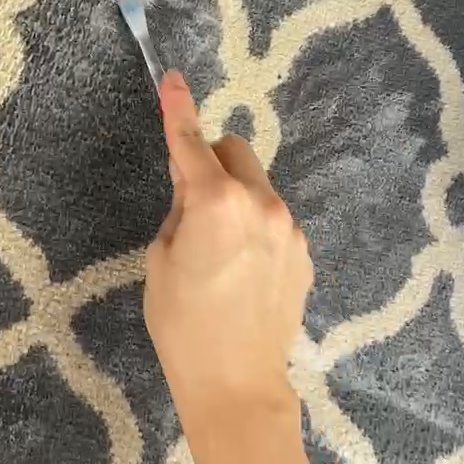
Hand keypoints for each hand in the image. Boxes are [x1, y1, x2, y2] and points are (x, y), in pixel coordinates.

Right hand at [144, 70, 313, 426]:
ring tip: (219, 248)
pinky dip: (253, 222)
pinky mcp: (304, 252)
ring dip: (233, 194)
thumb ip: (179, 209)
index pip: (190, 140)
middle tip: (190, 202)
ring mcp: (289, 227)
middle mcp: (260, 203)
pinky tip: (243, 269)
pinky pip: (272, 216)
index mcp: (216, 202)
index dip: (177, 106)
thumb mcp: (160, 259)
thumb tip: (193, 189)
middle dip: (209, 161)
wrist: (238, 386)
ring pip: (255, 183)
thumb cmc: (182, 324)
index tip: (171, 77)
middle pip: (233, 149)